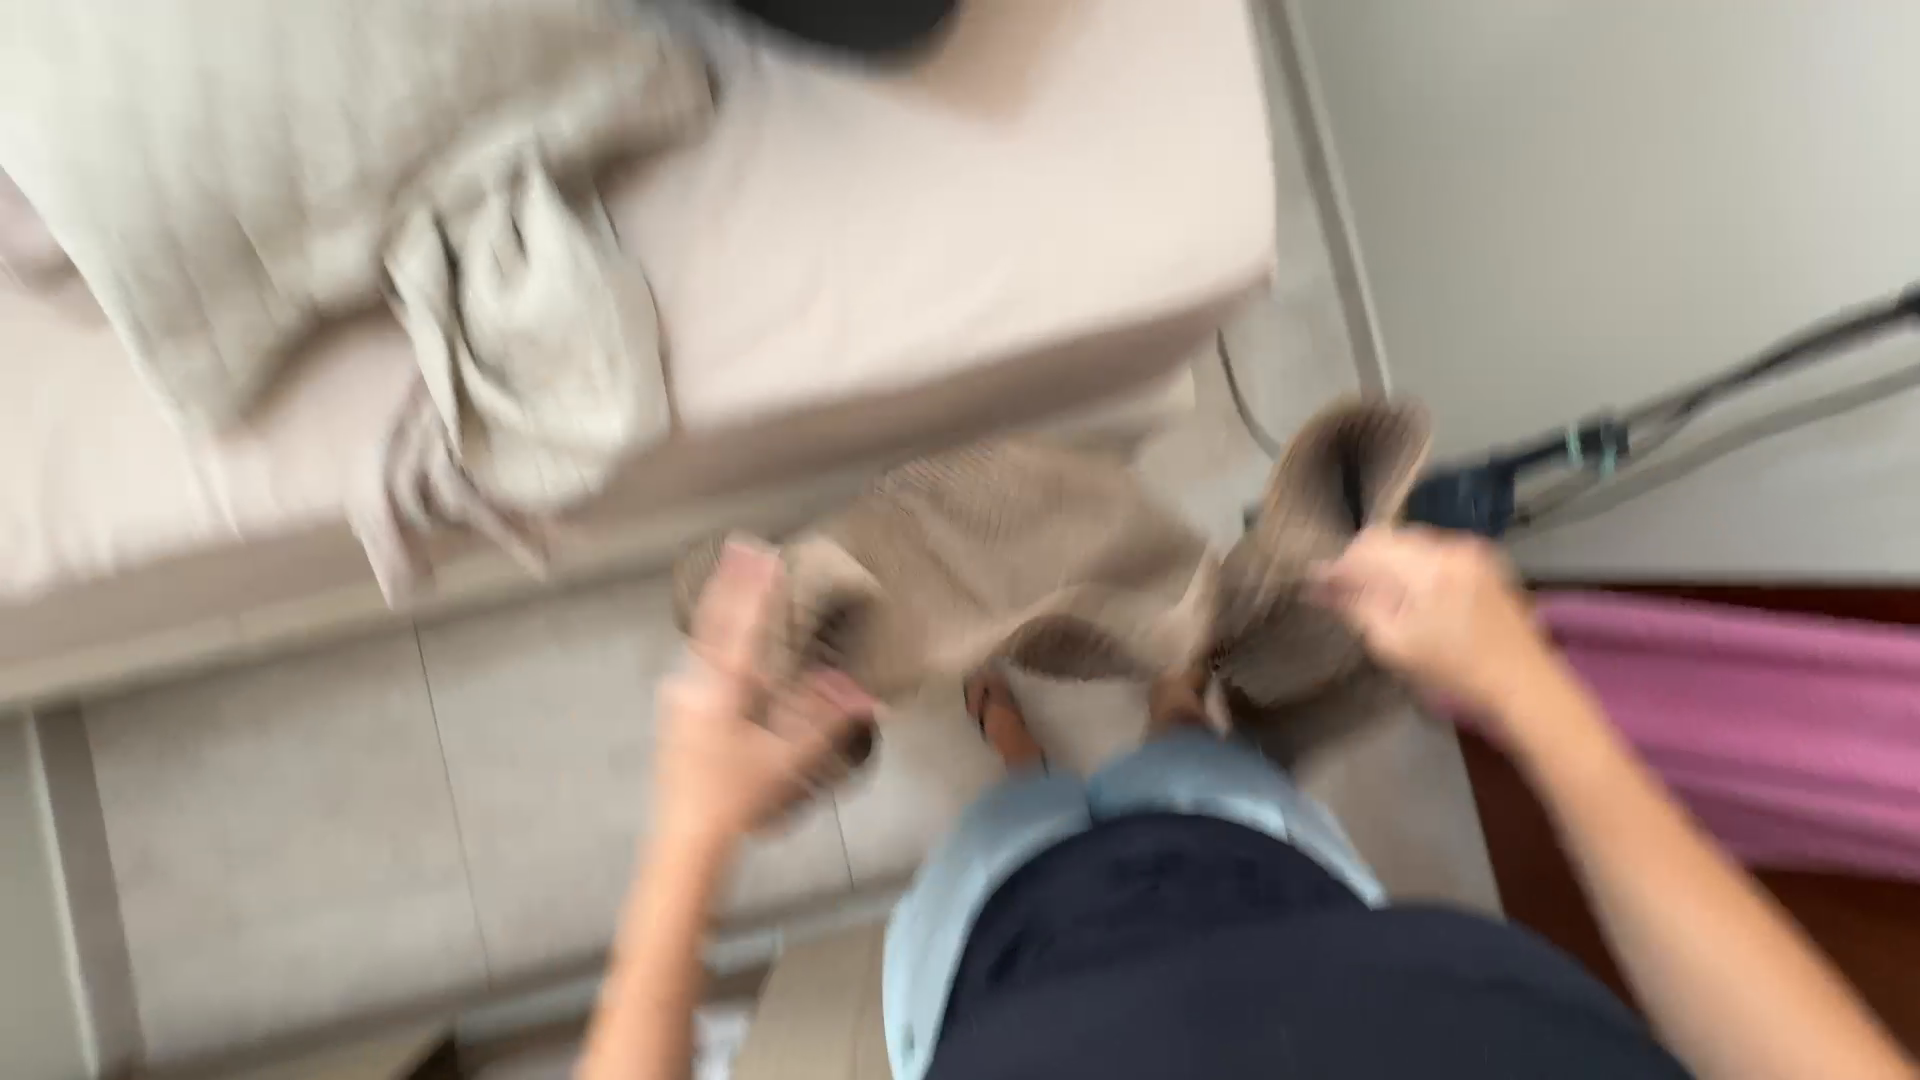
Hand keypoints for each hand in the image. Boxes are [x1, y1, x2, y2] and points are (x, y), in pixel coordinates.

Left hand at [653, 538, 876, 850]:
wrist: (685, 839)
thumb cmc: (737, 797)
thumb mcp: (788, 760)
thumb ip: (826, 720)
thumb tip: (867, 693)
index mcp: (721, 691)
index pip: (741, 627)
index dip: (753, 588)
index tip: (761, 552)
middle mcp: (693, 684)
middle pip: (713, 622)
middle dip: (730, 582)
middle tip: (741, 545)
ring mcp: (679, 696)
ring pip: (702, 641)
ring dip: (720, 607)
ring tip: (735, 576)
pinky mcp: (676, 710)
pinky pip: (698, 659)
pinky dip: (714, 635)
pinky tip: (721, 634)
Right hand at [1306, 527, 1569, 720]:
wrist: (1523, 683)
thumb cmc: (1453, 671)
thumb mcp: (1392, 644)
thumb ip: (1353, 606)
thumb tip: (1315, 583)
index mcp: (1427, 570)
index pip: (1364, 549)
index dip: (1337, 567)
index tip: (1317, 586)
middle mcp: (1450, 548)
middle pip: (1384, 538)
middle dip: (1360, 563)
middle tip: (1348, 594)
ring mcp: (1470, 550)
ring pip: (1406, 540)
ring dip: (1386, 562)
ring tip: (1381, 596)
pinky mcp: (1483, 559)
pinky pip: (1431, 549)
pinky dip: (1412, 564)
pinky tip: (1412, 594)